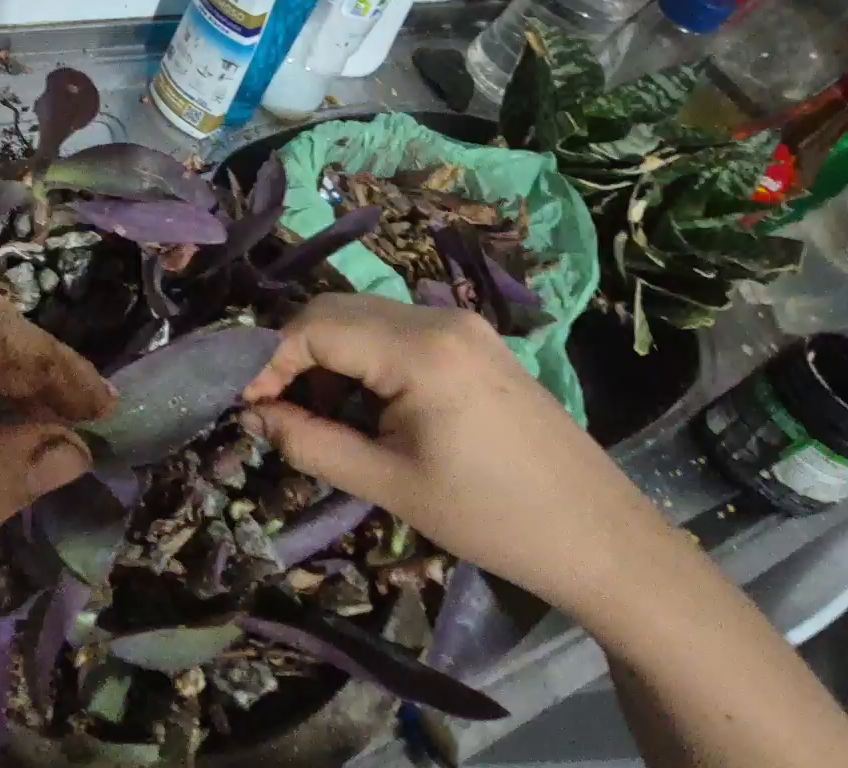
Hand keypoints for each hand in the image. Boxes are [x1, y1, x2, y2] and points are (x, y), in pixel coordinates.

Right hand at [241, 294, 671, 615]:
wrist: (602, 537)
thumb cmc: (492, 518)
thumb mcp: (388, 485)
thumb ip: (310, 443)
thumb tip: (252, 415)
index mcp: (419, 350)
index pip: (314, 327)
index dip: (268, 360)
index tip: (245, 404)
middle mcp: (438, 318)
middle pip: (335, 310)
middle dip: (293, 354)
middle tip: (275, 409)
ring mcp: (461, 324)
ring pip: (362, 316)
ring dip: (326, 356)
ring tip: (320, 414)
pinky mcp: (472, 340)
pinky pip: (394, 330)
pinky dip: (361, 357)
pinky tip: (365, 405)